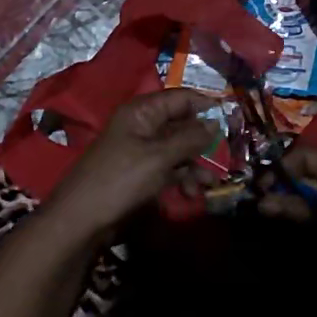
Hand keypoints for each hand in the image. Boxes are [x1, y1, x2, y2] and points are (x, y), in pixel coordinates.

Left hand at [48, 89, 219, 234]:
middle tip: (227, 159)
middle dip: (204, 142)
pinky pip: (169, 168)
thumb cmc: (120, 180)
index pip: (182, 98)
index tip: (234, 122)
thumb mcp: (159, 157)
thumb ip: (190, 138)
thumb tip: (216, 122)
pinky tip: (192, 194)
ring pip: (178, 149)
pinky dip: (182, 178)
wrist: (82, 218)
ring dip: (196, 165)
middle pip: (182, 124)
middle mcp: (142, 125)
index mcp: (142, 111)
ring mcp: (141, 150)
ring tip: (208, 185)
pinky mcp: (141, 173)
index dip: (207, 106)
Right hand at [273, 148, 316, 305]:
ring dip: (289, 205)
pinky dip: (303, 219)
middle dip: (280, 186)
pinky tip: (289, 230)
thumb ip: (299, 210)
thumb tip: (260, 200)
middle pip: (305, 173)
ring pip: (310, 195)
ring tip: (266, 218)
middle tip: (256, 206)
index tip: (258, 189)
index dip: (279, 168)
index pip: (304, 155)